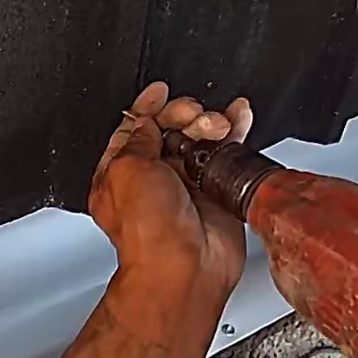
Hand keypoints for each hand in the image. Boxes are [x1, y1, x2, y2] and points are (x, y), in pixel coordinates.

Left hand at [89, 82, 251, 303]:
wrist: (183, 265)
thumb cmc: (147, 230)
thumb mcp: (127, 169)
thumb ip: (138, 139)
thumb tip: (147, 122)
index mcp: (119, 175)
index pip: (132, 130)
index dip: (146, 108)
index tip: (159, 92)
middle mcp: (151, 180)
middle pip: (167, 129)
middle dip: (180, 114)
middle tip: (191, 115)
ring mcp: (184, 185)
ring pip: (198, 138)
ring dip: (209, 121)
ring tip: (215, 124)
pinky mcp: (215, 191)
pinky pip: (225, 153)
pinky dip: (234, 131)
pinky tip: (238, 115)